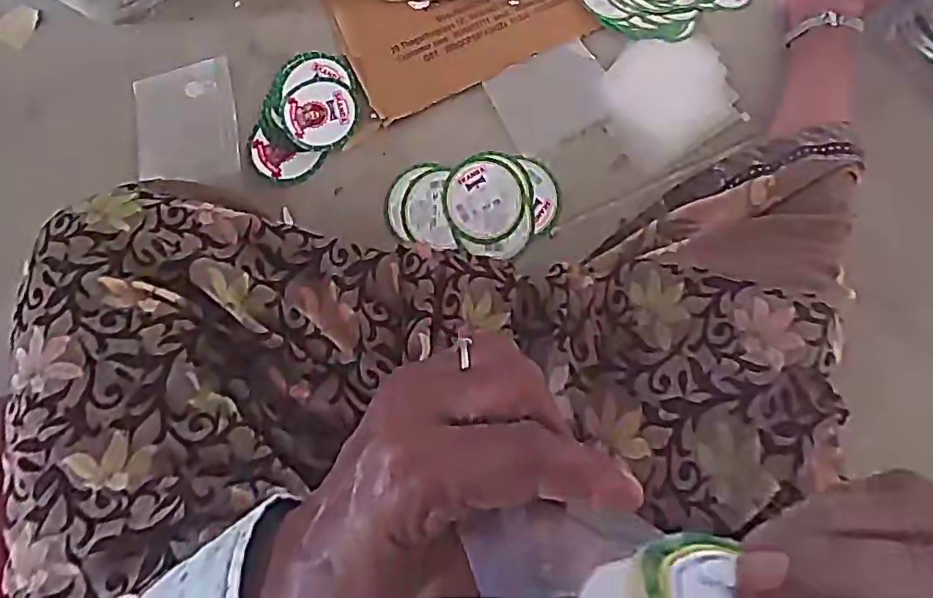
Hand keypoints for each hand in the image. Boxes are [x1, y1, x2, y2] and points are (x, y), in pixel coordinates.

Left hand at [254, 334, 643, 597]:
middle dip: (558, 430)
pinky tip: (508, 428)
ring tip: (541, 451)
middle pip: (515, 387)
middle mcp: (409, 407)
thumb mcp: (448, 584)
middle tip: (575, 480)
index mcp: (412, 471)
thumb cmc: (371, 589)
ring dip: (533, 400)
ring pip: (500, 358)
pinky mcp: (408, 376)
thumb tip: (582, 525)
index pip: (519, 454)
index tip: (626, 492)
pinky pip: (476, 358)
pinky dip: (506, 385)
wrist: (306, 567)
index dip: (582, 472)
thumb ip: (517, 545)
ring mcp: (406, 382)